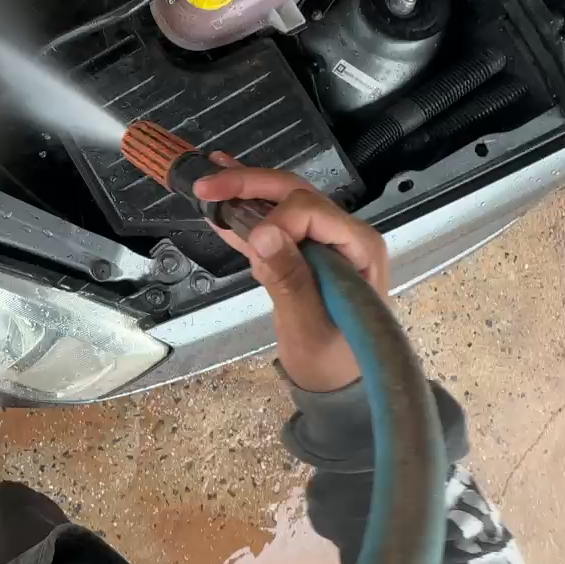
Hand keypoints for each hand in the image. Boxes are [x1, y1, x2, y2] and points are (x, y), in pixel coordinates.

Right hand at [192, 153, 389, 391]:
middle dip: (248, 185)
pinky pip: (271, 220)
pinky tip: (220, 195)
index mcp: (358, 247)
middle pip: (293, 194)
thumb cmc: (333, 362)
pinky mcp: (300, 249)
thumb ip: (290, 280)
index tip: (251, 246)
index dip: (276, 218)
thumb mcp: (309, 327)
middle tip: (206, 187)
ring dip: (242, 188)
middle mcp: (343, 234)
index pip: (311, 210)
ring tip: (208, 180)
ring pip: (279, 200)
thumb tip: (263, 235)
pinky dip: (244, 207)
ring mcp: (321, 239)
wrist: (338, 383)